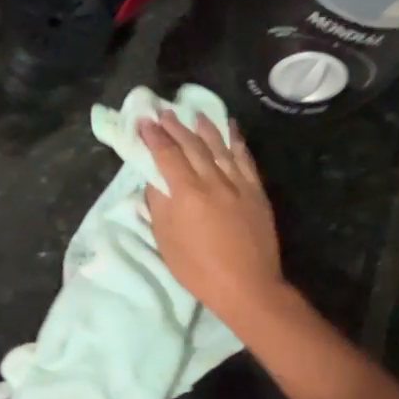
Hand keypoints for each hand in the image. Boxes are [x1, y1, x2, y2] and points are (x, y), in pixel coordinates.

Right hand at [140, 109, 293, 328]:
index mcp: (186, 194)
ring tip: (193, 114)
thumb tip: (154, 182)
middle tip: (163, 113)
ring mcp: (237, 184)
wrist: (247, 286)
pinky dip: (236, 141)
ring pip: (219, 147)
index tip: (143, 122)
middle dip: (175, 127)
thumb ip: (159, 206)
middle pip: (192, 146)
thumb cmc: (198, 269)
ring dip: (204, 128)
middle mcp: (212, 181)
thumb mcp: (166, 241)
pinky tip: (231, 129)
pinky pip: (245, 158)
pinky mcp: (255, 191)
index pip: (166, 155)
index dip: (154, 137)